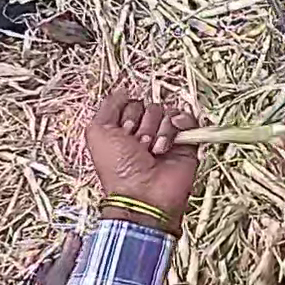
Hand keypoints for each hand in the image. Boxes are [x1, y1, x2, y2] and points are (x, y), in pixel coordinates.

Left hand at [86, 91, 200, 230]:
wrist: (143, 194)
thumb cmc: (117, 169)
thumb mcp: (97, 132)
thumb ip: (108, 106)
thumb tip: (123, 90)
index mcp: (125, 130)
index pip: (133, 103)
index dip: (128, 116)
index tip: (123, 134)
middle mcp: (146, 132)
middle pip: (150, 106)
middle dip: (143, 125)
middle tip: (139, 146)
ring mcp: (167, 137)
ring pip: (167, 112)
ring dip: (158, 130)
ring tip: (153, 151)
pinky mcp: (187, 143)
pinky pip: (187, 119)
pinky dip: (178, 126)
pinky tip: (169, 143)